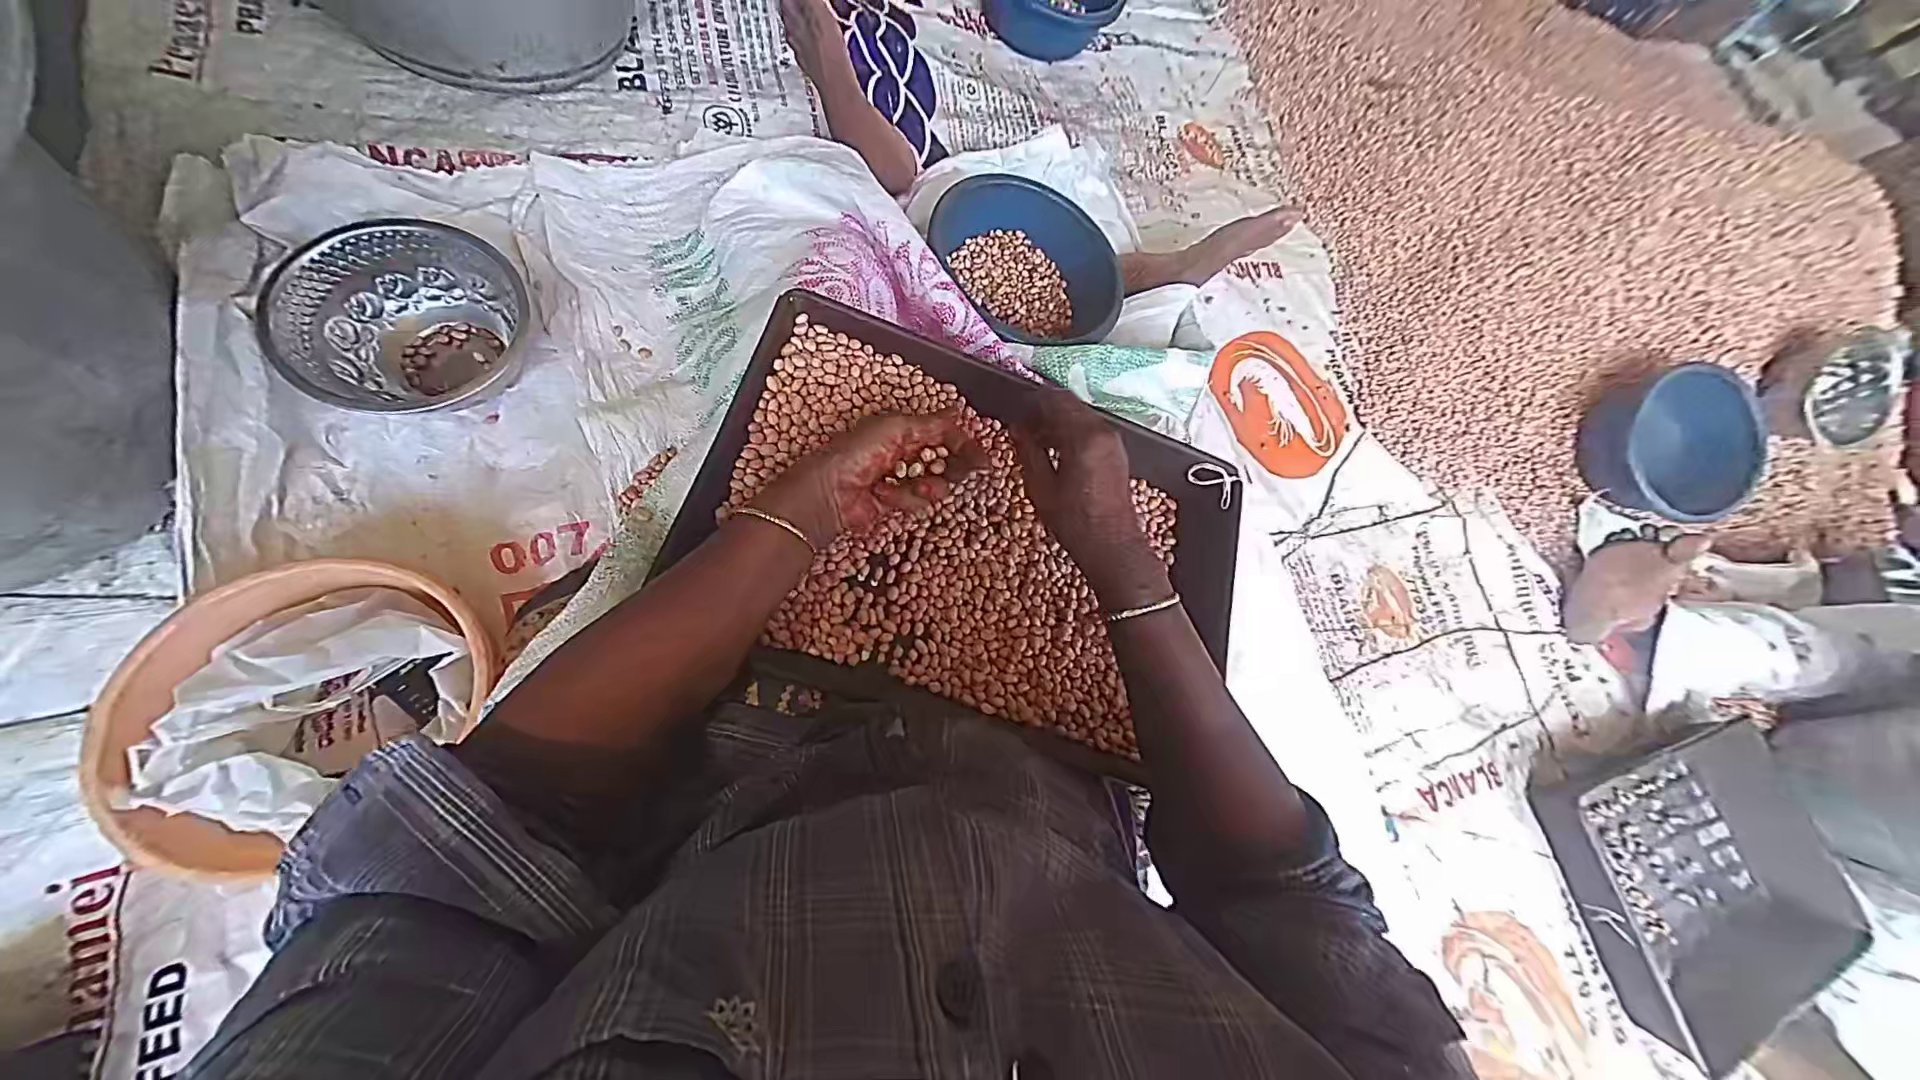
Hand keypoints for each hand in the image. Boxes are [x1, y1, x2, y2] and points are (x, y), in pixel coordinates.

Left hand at [753, 413, 975, 547]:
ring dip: (927, 486)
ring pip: (935, 484)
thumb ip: (932, 424)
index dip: (964, 445)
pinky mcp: (895, 501)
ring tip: (913, 485)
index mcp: (905, 429)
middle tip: (955, 473)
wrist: (830, 492)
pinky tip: (885, 494)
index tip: (981, 459)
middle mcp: (905, 452)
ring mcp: (901, 477)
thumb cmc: (857, 452)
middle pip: (945, 461)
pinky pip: (916, 501)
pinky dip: (904, 498)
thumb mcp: (897, 428)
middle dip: (950, 468)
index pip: (944, 434)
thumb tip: (957, 411)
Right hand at [1013, 391, 1169, 607]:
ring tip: (1034, 438)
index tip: (1015, 409)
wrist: (1112, 545)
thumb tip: (1016, 429)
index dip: (1032, 402)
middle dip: (1045, 410)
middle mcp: (1103, 432)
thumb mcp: (1041, 488)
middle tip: (1022, 424)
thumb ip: (1028, 452)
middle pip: (1070, 405)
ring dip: (1058, 421)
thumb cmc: (1074, 522)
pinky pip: (1090, 430)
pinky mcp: (1116, 453)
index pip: (1055, 401)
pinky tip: (1055, 450)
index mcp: (1084, 437)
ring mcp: (1113, 441)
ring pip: (1081, 416)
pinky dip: (1071, 432)